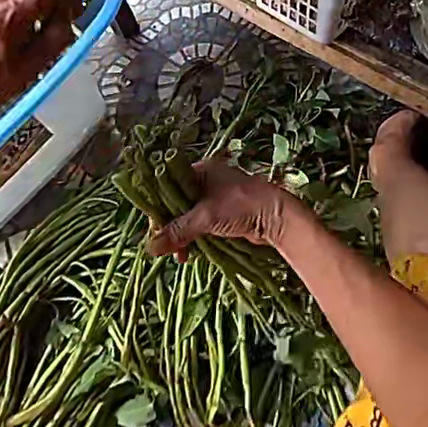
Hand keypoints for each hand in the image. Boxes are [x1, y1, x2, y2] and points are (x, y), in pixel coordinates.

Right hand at [149, 156, 305, 257]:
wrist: (276, 216)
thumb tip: (151, 247)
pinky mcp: (224, 212)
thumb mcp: (205, 217)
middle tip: (164, 248)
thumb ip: (177, 231)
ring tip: (180, 256)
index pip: (169, 185)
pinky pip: (201, 223)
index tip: (153, 228)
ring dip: (182, 235)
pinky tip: (190, 253)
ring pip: (189, 215)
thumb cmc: (240, 206)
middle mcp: (207, 180)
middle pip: (178, 202)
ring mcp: (216, 196)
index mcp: (202, 170)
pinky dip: (194, 236)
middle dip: (171, 226)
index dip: (159, 207)